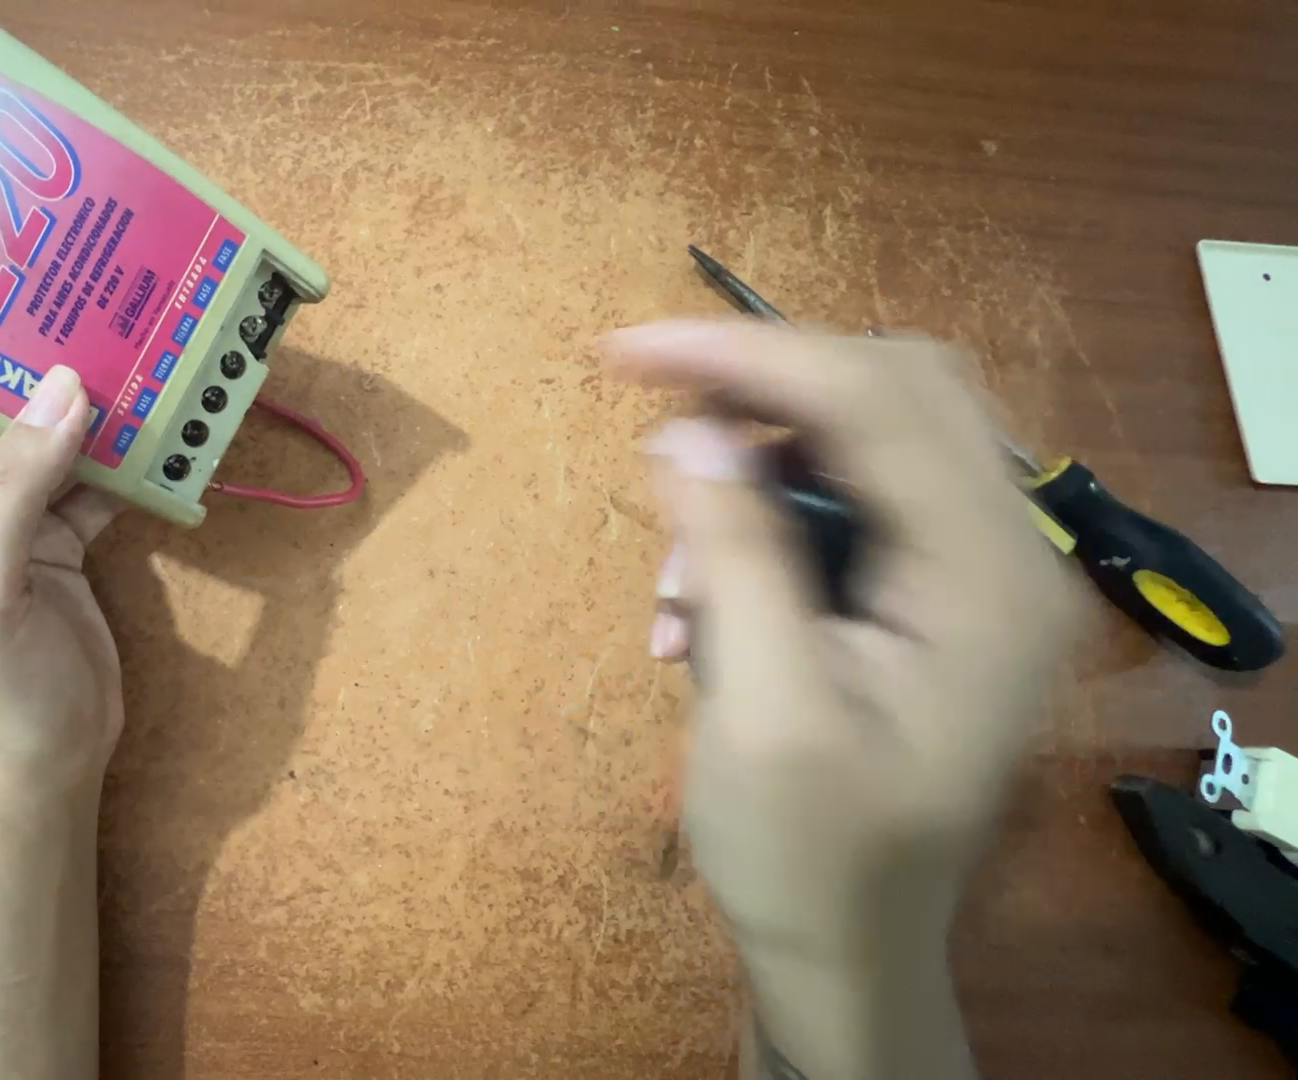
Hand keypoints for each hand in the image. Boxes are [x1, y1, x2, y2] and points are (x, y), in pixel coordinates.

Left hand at [0, 366, 123, 795]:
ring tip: (117, 325)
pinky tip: (157, 412)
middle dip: (7, 341)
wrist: (48, 759)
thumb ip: (12, 486)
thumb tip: (67, 384)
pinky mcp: (63, 533)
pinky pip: (89, 473)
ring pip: (38, 429)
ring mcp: (10, 510)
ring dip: (74, 390)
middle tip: (58, 274)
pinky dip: (120, 447)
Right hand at [608, 321, 1081, 971]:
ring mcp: (948, 569)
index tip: (622, 351)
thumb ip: (733, 557)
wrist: (838, 942)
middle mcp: (991, 552)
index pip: (869, 400)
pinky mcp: (901, 590)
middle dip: (751, 388)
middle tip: (650, 415)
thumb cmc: (802, 848)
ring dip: (738, 481)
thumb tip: (682, 435)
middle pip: (880, 392)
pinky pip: (820, 505)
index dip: (741, 355)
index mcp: (982, 579)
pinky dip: (741, 529)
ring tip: (674, 585)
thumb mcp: (758, 706)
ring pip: (843, 443)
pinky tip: (690, 610)